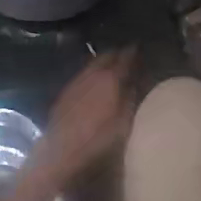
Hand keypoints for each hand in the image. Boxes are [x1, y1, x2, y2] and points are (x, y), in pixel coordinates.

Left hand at [33, 49, 137, 184]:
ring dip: (102, 63)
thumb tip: (135, 82)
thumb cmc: (99, 140)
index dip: (133, 52)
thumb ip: (131, 98)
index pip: (125, 58)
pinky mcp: (64, 94)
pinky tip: (93, 84)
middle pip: (105, 56)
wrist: (61, 152)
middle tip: (127, 58)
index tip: (140, 49)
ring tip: (112, 69)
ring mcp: (75, 82)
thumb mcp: (124, 123)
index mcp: (110, 79)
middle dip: (117, 54)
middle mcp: (91, 75)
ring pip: (92, 64)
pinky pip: (82, 76)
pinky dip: (91, 75)